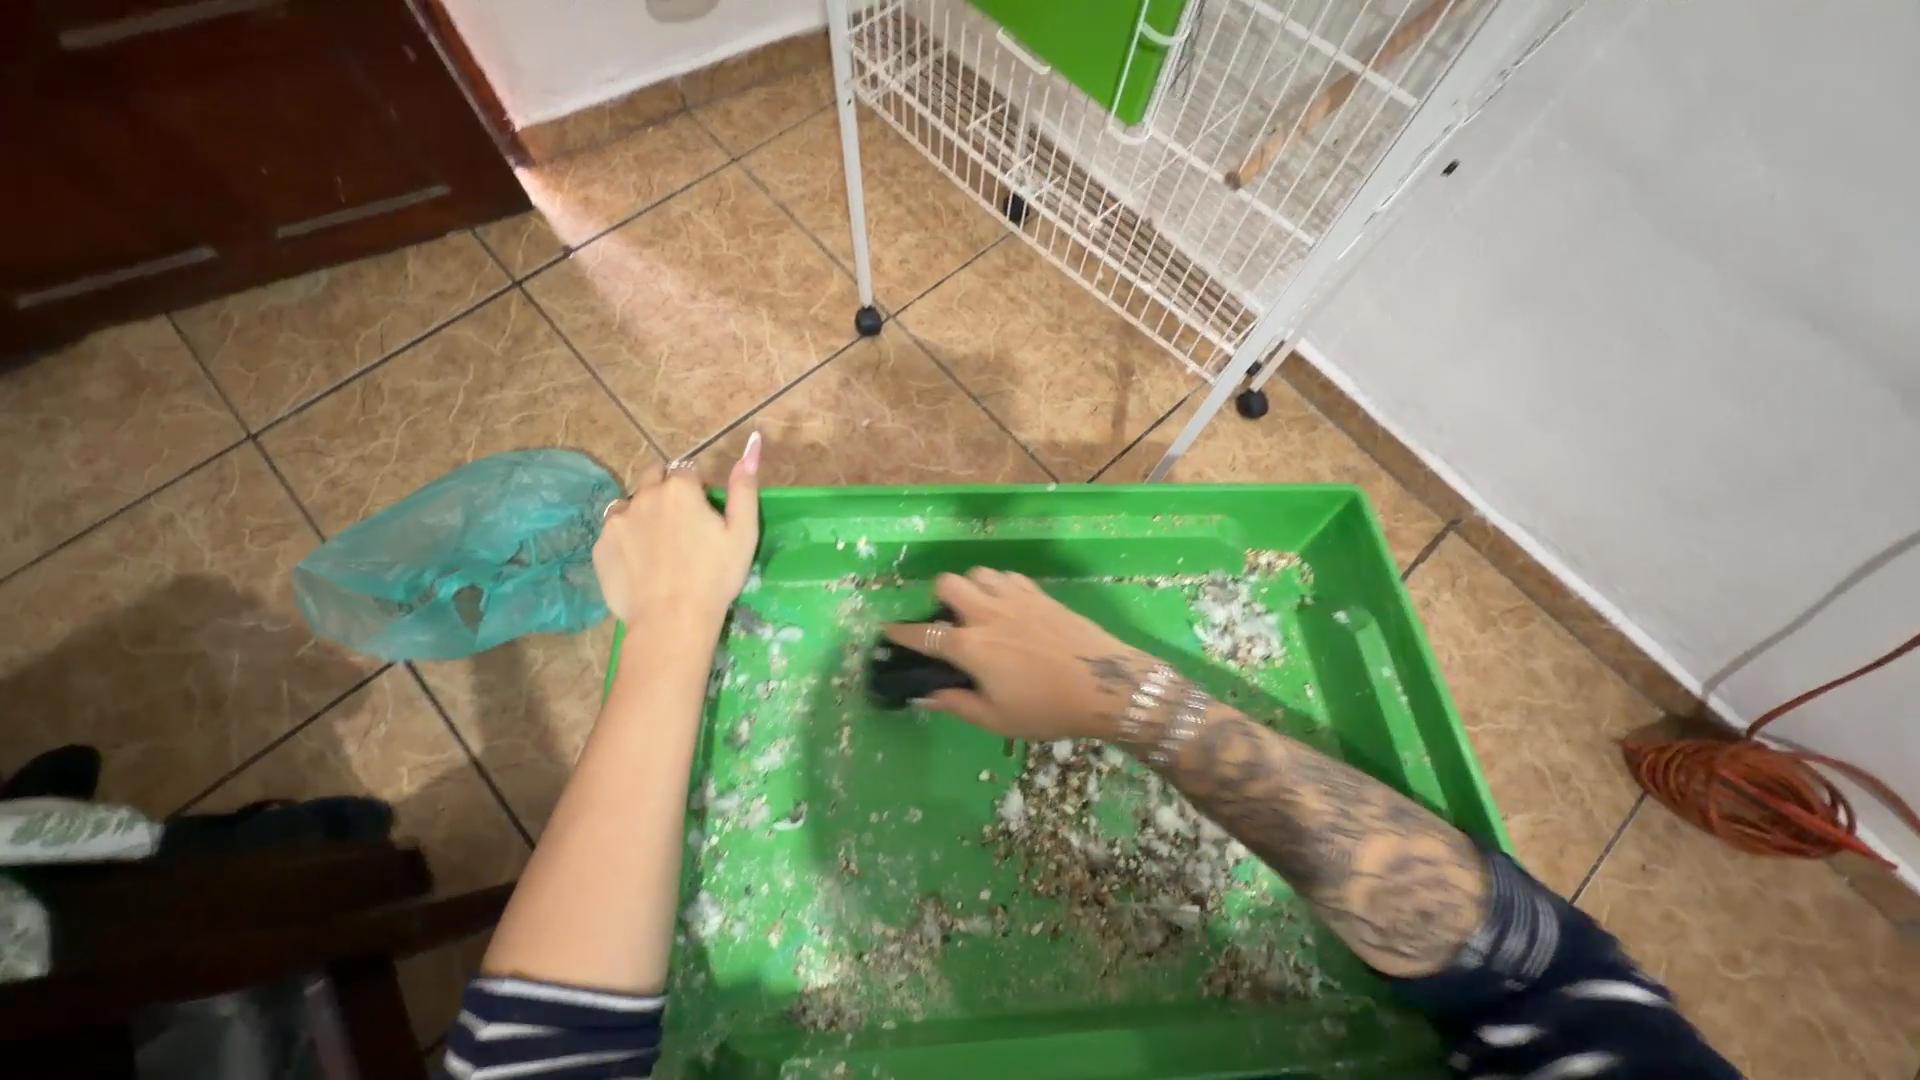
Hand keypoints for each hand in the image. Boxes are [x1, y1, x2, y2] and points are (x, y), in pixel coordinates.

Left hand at [593, 433, 760, 633]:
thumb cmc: (715, 576)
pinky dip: (628, 538)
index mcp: (679, 489)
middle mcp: (643, 495)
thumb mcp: (743, 531)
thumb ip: (745, 485)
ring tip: (660, 546)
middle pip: (653, 477)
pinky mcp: (601, 546)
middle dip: (667, 490)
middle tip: (683, 526)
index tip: (706, 516)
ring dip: (644, 512)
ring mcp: (616, 521)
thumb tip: (752, 442)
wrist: (672, 620)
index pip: (687, 471)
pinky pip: (614, 531)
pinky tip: (643, 563)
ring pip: (631, 503)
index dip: (699, 490)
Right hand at [883, 569, 1155, 740]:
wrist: (1106, 686)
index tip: (888, 631)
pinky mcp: (1040, 594)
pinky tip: (1008, 607)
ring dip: (971, 588)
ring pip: (978, 573)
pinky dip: (999, 586)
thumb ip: (956, 704)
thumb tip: (924, 695)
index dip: (901, 632)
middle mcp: (987, 613)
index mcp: (971, 646)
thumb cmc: (1047, 709)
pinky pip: (1008, 576)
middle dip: (938, 599)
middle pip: (947, 584)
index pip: (924, 634)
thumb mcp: (996, 719)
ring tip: (979, 611)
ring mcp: (1015, 598)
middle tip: (948, 621)